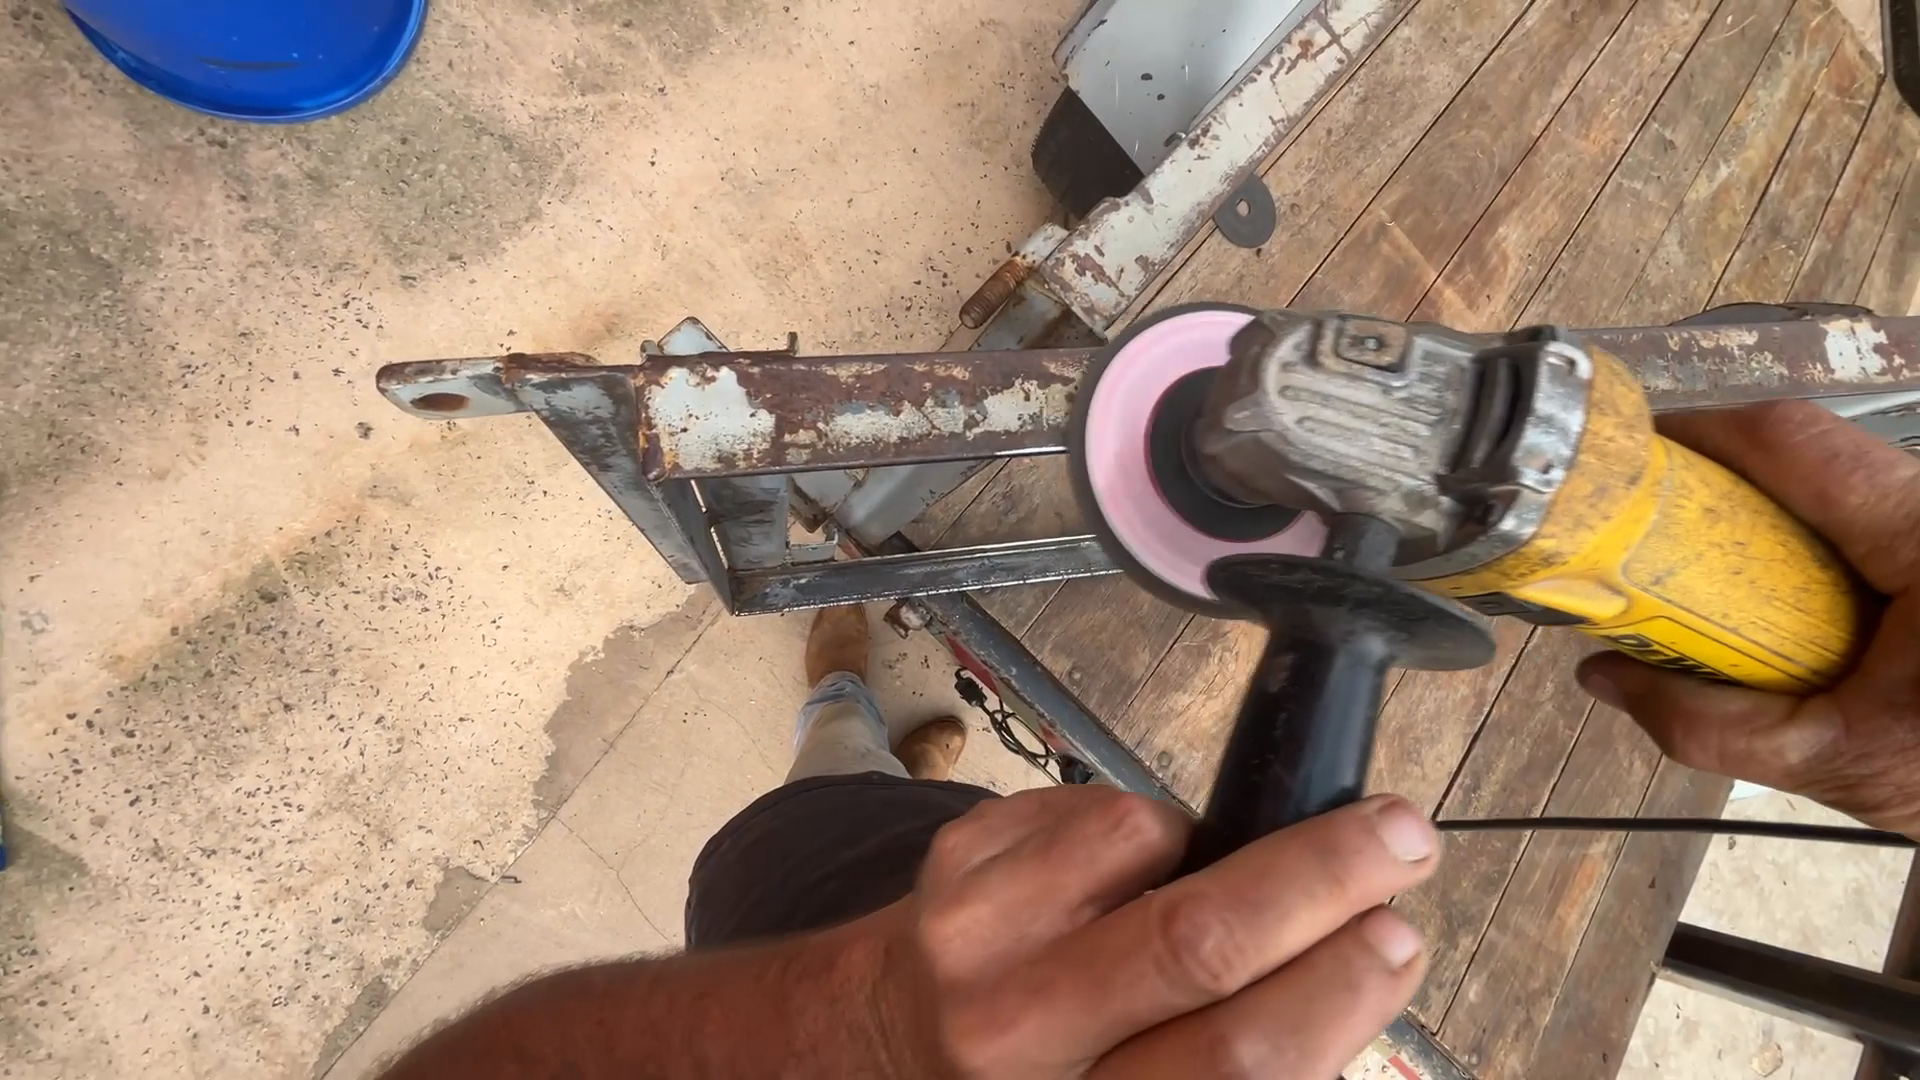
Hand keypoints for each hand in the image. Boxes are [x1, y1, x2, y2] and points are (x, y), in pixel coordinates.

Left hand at [864, 785, 1439, 1077]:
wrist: (877, 1029)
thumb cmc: (1020, 1077)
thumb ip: (1209, 1049)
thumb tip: (1339, 963)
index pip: (1231, 1061)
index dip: (1333, 994)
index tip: (1401, 933)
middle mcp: (1015, 1028)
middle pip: (1192, 939)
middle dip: (1316, 875)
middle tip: (1398, 834)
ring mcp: (972, 925)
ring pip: (1134, 839)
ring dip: (1205, 842)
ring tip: (1214, 865)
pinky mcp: (956, 852)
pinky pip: (1084, 805)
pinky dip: (1138, 823)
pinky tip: (1130, 854)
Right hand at [1577, 399, 1919, 837]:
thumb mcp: (1833, 763)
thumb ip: (1704, 723)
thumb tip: (1600, 673)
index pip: (1795, 441)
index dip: (1699, 432)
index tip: (1628, 457)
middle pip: (1812, 455)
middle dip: (1716, 480)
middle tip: (1644, 525)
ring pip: (1844, 481)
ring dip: (1758, 509)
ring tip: (1696, 559)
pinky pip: (1873, 512)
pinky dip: (1804, 534)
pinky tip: (1773, 586)